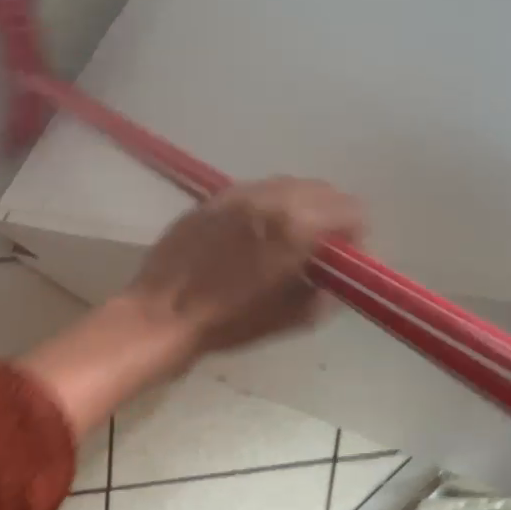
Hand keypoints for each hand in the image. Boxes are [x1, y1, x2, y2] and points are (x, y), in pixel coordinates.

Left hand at [126, 176, 364, 357]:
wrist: (157, 317)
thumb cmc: (225, 322)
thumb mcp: (290, 317)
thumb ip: (324, 292)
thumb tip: (336, 280)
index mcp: (297, 224)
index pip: (350, 210)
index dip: (353, 233)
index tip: (344, 254)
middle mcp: (266, 199)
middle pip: (317, 191)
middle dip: (324, 215)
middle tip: (315, 244)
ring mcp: (230, 198)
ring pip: (279, 187)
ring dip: (290, 207)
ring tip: (280, 237)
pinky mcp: (201, 205)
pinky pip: (243, 195)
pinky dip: (255, 209)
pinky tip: (245, 234)